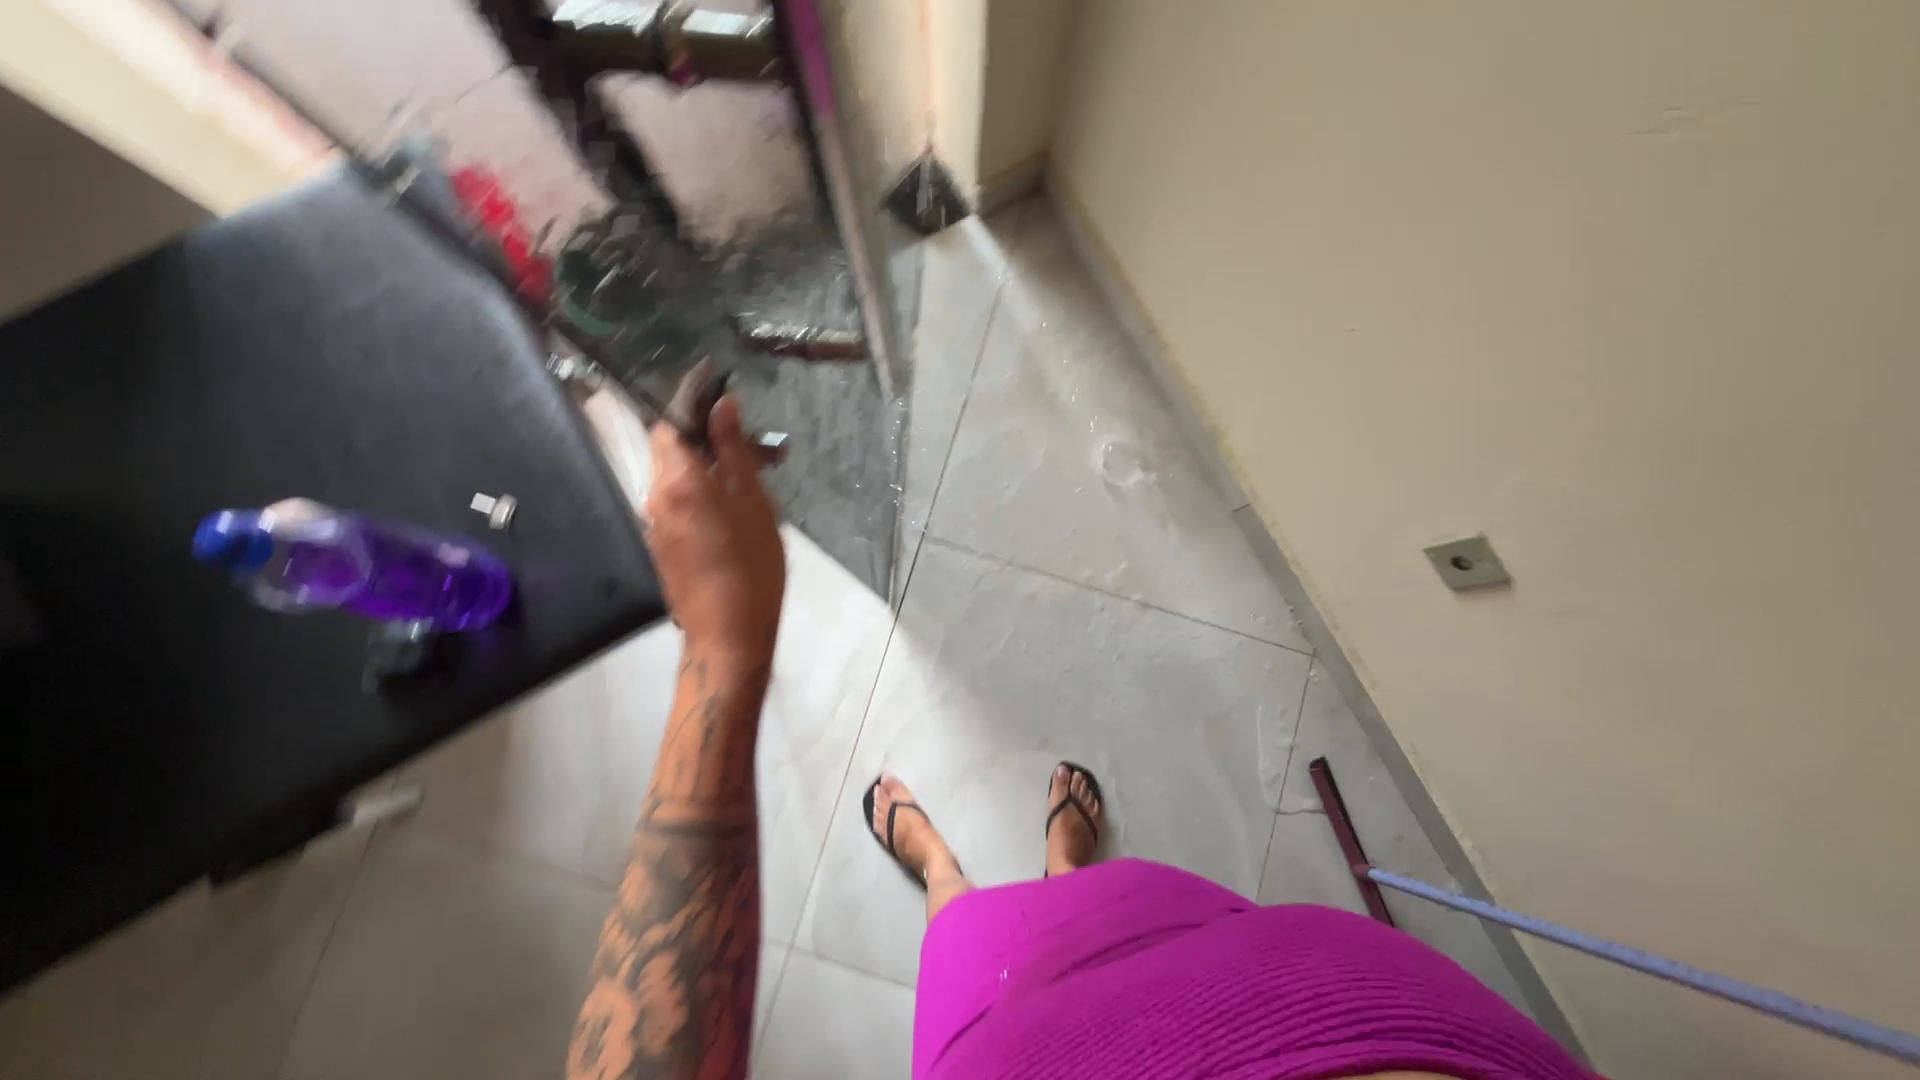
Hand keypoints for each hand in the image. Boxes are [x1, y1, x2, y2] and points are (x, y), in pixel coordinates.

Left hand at [643, 395, 785, 666]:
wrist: (727, 637)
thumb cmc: (751, 568)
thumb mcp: (753, 503)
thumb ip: (734, 452)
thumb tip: (722, 406)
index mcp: (678, 480)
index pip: (672, 419)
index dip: (690, 394)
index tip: (712, 374)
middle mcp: (656, 495)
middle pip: (671, 445)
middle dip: (704, 430)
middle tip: (749, 434)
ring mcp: (656, 523)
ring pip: (676, 474)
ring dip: (707, 461)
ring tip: (753, 471)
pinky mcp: (664, 544)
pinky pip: (678, 499)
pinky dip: (702, 487)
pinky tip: (734, 502)